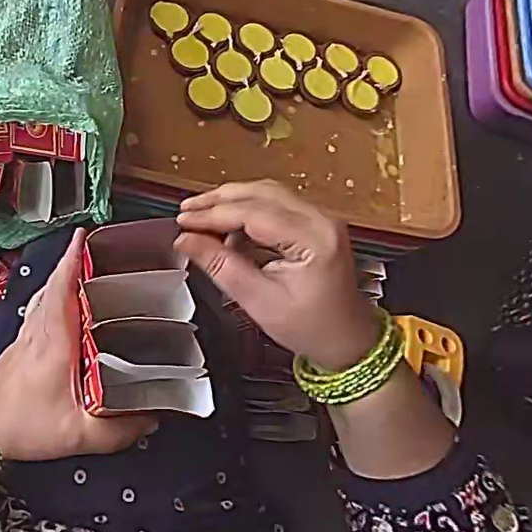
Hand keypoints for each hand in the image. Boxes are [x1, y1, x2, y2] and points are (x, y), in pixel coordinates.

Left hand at [0, 229, 156, 461]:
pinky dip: (56, 292)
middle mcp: (40, 328)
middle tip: (101, 246)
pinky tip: (69, 301)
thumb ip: (118, 430)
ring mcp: (29, 333)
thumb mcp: (77, 434)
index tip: (84, 235)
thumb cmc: (21, 424)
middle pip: (57, 282)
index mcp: (55, 339)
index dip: (73, 259)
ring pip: (48, 292)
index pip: (63, 287)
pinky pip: (43, 306)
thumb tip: (152, 418)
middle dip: (77, 260)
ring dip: (65, 274)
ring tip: (90, 266)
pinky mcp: (24, 342)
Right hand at [174, 180, 381, 370]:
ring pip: (266, 193)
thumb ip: (220, 266)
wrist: (347, 339)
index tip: (184, 221)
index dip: (213, 215)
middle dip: (219, 200)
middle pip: (260, 193)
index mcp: (314, 239)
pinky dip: (246, 210)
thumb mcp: (259, 301)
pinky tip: (226, 227)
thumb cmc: (311, 327)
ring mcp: (321, 217)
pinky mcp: (314, 221)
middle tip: (186, 212)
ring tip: (200, 216)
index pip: (253, 213)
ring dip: (231, 201)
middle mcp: (322, 219)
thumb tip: (186, 240)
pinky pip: (275, 203)